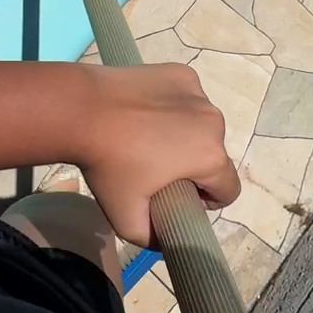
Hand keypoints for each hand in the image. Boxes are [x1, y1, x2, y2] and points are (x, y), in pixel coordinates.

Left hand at [71, 63, 240, 247]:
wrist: (83, 109)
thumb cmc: (109, 166)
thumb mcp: (128, 221)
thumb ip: (156, 240)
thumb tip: (169, 239)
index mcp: (210, 156)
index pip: (229, 189)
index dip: (207, 200)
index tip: (178, 196)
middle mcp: (213, 120)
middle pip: (215, 154)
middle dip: (194, 165)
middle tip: (156, 168)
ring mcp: (197, 91)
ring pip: (202, 124)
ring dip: (186, 134)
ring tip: (148, 137)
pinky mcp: (181, 71)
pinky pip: (187, 98)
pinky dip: (175, 106)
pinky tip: (147, 110)